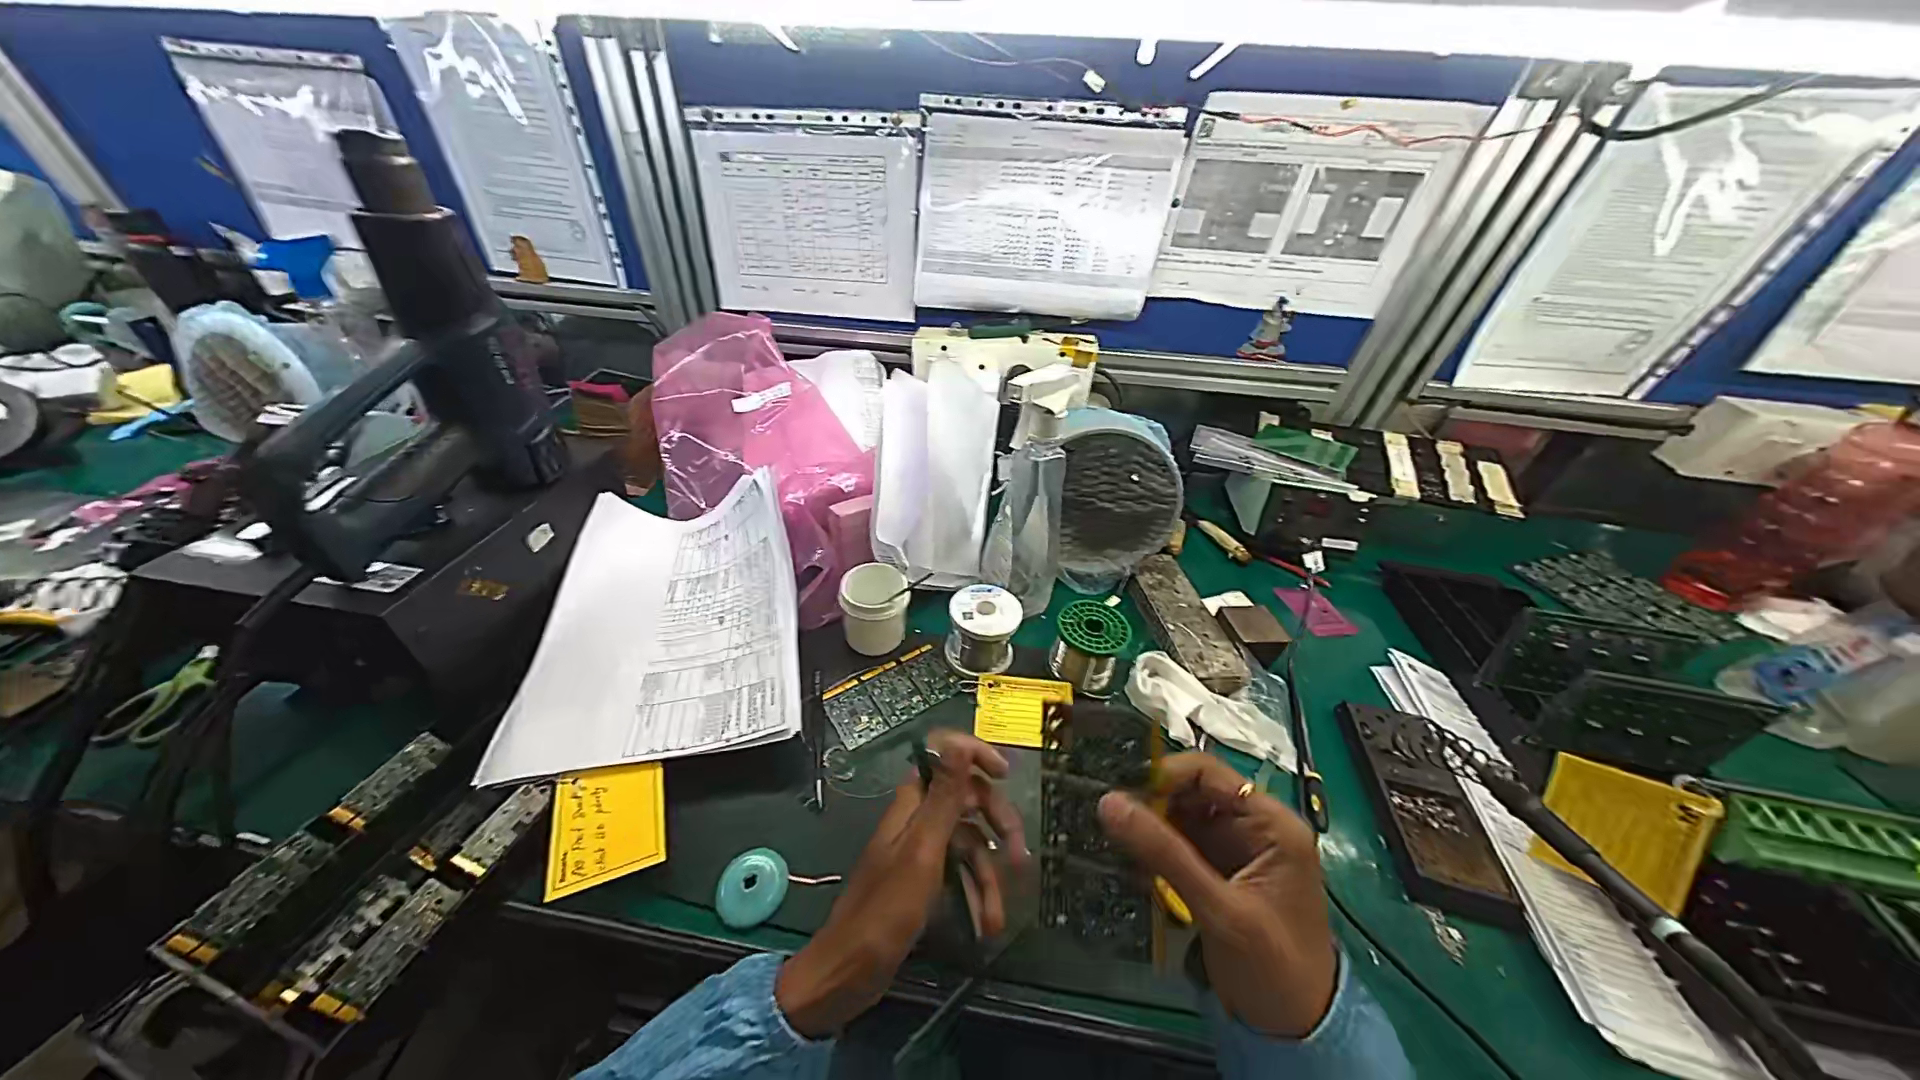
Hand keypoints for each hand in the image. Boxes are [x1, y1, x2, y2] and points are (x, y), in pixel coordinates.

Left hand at [775, 730, 1027, 1037]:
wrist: (849, 970)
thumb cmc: (886, 909)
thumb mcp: (923, 850)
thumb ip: (943, 796)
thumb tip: (956, 742)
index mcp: (912, 802)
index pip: (944, 755)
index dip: (975, 756)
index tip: (1006, 774)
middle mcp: (917, 818)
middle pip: (967, 800)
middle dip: (997, 826)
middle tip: (1019, 857)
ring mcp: (921, 849)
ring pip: (968, 843)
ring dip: (988, 877)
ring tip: (997, 917)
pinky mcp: (924, 878)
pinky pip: (959, 872)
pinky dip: (974, 894)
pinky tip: (985, 924)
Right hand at [1098, 753, 1335, 1036]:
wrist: (1296, 1033)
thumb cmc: (1273, 967)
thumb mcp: (1219, 909)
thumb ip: (1165, 853)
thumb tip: (1109, 801)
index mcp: (1272, 824)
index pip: (1208, 774)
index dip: (1163, 775)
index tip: (1120, 791)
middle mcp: (1254, 827)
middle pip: (1190, 792)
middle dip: (1151, 802)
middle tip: (1110, 816)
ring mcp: (1234, 848)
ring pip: (1180, 816)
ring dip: (1148, 826)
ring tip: (1112, 835)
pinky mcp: (1217, 870)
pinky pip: (1178, 843)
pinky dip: (1154, 849)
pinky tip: (1129, 858)